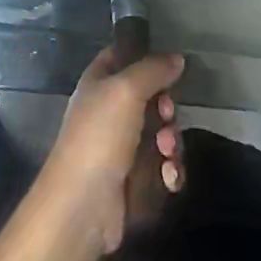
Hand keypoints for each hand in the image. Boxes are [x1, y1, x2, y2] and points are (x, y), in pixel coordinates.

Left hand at [0, 47, 183, 260]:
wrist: (84, 203)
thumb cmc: (100, 135)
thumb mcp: (126, 90)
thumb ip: (152, 70)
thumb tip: (177, 57)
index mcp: (99, 83)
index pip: (121, 57)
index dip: (144, 58)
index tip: (169, 66)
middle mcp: (109, 111)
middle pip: (150, 98)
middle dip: (166, 108)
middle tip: (167, 116)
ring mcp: (122, 147)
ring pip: (161, 134)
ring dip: (171, 142)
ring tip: (166, 152)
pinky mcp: (135, 180)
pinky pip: (163, 167)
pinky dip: (170, 171)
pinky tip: (167, 177)